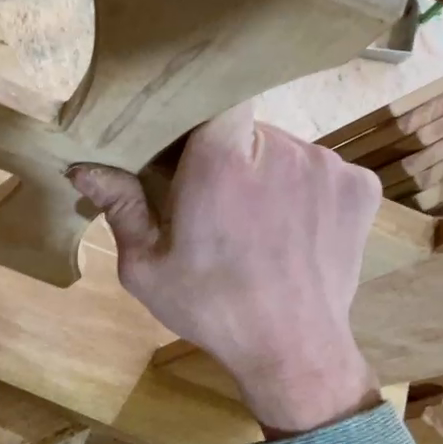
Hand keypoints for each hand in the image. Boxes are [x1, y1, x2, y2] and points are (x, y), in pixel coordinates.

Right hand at [70, 104, 381, 435]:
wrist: (292, 349)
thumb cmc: (208, 307)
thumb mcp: (144, 266)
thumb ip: (119, 206)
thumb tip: (82, 167)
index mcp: (221, 161)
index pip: (214, 93)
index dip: (197, 107)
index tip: (180, 137)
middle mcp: (281, 148)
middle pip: (243, 126)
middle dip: (222, 153)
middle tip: (205, 199)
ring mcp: (328, 165)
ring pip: (280, 148)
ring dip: (261, 172)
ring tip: (248, 222)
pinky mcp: (360, 187)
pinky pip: (318, 169)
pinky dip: (299, 190)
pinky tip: (286, 229)